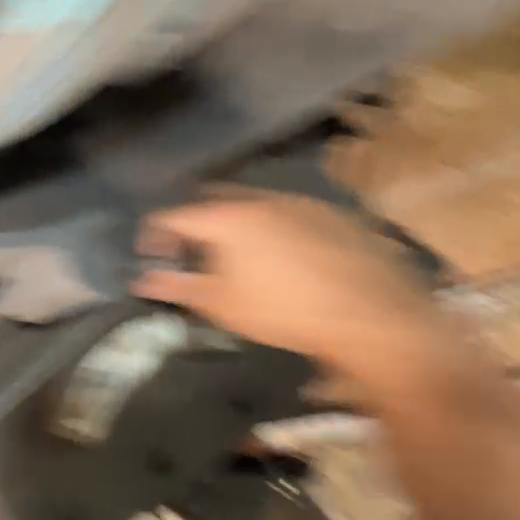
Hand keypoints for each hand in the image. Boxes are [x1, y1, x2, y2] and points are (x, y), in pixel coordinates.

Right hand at [133, 190, 451, 379]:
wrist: (377, 319)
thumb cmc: (284, 311)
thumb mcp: (219, 304)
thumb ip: (175, 286)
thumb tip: (142, 279)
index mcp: (227, 218)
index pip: (172, 216)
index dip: (154, 235)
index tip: (152, 257)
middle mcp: (263, 200)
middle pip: (213, 200)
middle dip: (196, 222)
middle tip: (190, 250)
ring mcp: (304, 205)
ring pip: (255, 205)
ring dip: (237, 224)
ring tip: (237, 255)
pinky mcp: (338, 217)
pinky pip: (291, 215)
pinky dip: (274, 230)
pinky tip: (283, 259)